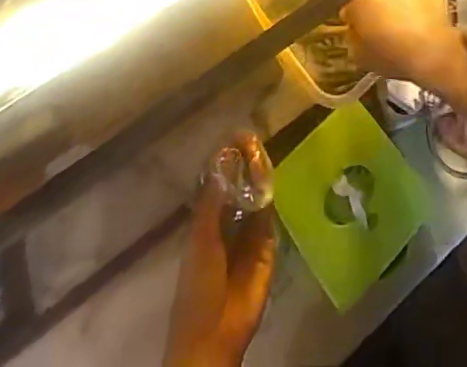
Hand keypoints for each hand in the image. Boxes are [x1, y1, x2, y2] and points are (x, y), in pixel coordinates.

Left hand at [165, 135, 275, 366]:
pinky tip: (268, 176)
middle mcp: (229, 223)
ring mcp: (249, 234)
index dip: (226, 162)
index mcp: (207, 222)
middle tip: (250, 136)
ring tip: (260, 147)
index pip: (219, 184)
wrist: (215, 331)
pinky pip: (269, 216)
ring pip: (255, 197)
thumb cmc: (198, 285)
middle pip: (239, 187)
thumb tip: (223, 162)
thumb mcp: (200, 238)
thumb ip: (213, 201)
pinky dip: (269, 195)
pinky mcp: (268, 246)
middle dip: (244, 164)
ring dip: (257, 175)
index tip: (234, 137)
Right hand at [341, 0, 466, 101]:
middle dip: (374, 3)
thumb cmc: (393, 57)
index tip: (358, 26)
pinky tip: (422, 15)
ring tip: (404, 19)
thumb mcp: (360, 56)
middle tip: (382, 22)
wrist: (435, 53)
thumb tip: (355, 27)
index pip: (346, 1)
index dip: (352, 15)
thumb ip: (352, 36)